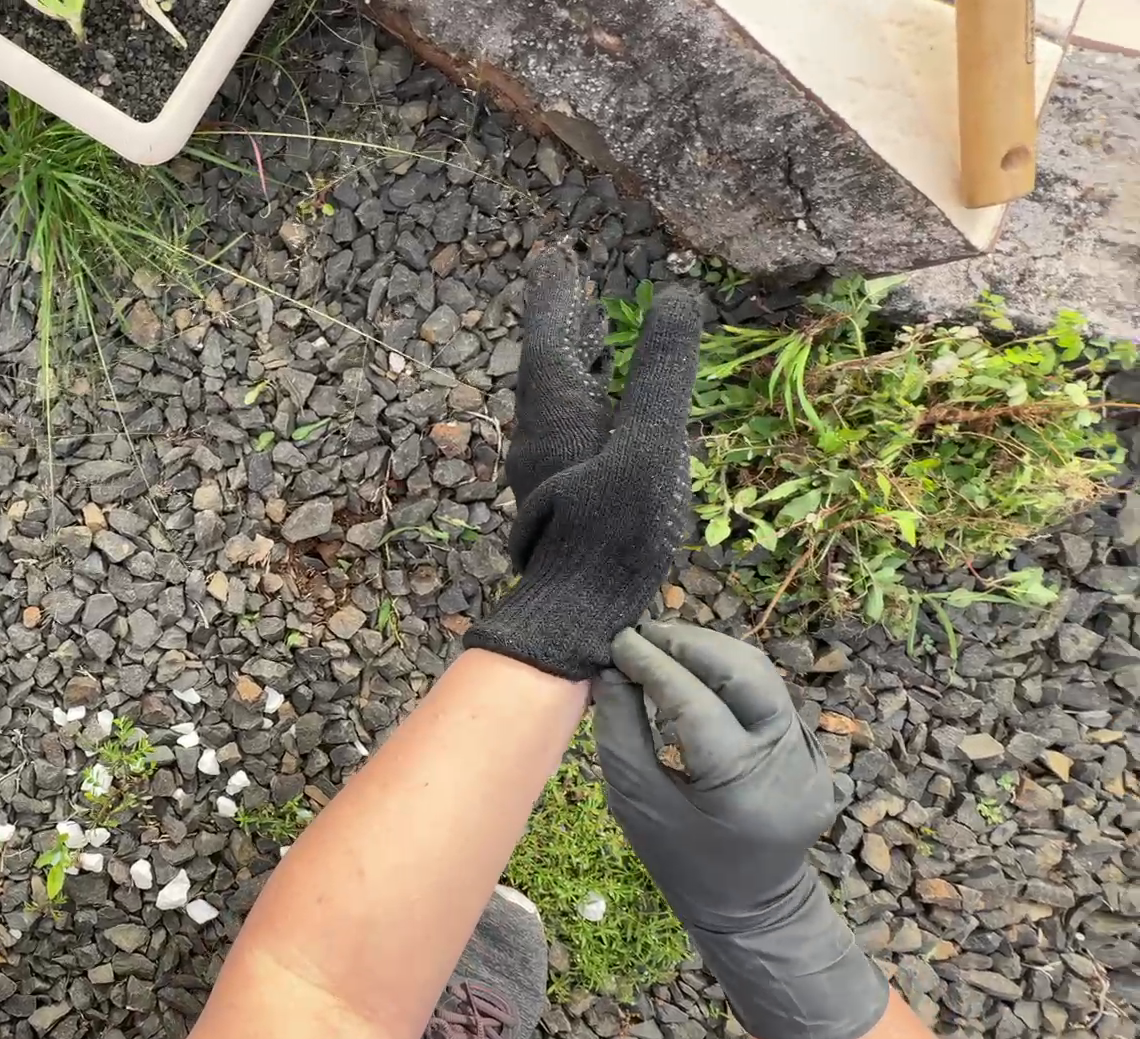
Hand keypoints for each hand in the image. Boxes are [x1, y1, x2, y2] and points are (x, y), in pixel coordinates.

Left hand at [465, 250, 702, 679]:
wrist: (578, 604)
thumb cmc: (616, 528)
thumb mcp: (651, 443)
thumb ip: (663, 373)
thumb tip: (677, 297)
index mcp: (554, 414)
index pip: (546, 340)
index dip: (552, 297)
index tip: (552, 258)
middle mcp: (538, 433)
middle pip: (546, 364)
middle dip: (559, 322)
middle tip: (568, 284)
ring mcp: (544, 462)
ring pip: (554, 394)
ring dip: (570, 357)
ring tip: (590, 327)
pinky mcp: (557, 487)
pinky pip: (566, 421)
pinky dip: (581, 393)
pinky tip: (599, 398)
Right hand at [592, 622, 888, 1038]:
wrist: (752, 906)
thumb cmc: (679, 859)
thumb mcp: (634, 800)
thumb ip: (620, 731)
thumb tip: (609, 672)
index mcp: (742, 784)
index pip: (694, 701)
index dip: (651, 664)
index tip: (615, 641)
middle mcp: (789, 760)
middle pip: (744, 673)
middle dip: (687, 642)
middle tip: (638, 634)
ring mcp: (808, 753)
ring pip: (761, 675)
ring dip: (707, 650)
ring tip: (657, 644)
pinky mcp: (808, 748)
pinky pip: (765, 693)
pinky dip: (722, 671)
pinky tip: (686, 671)